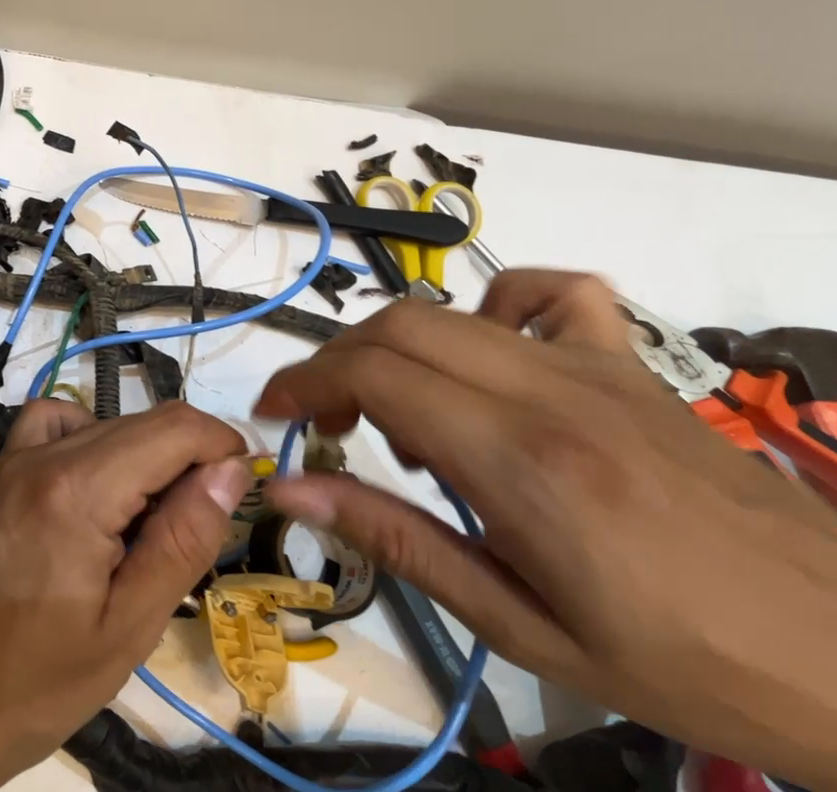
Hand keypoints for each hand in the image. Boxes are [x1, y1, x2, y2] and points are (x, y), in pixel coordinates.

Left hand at [0, 400, 251, 791]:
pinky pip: (49, 430)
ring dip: (138, 450)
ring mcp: (9, 462)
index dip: (222, 446)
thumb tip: (229, 469)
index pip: (172, 428)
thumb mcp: (132, 622)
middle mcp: (37, 457)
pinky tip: (97, 495)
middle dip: (186, 456)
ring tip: (149, 515)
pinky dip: (85, 441)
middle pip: (136, 422)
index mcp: (75, 489)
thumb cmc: (45, 676)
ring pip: (95, 419)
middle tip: (201, 523)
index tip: (242, 489)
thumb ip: (183, 537)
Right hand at [255, 270, 836, 786]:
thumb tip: (292, 489)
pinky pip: (557, 295)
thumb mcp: (522, 626)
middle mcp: (554, 396)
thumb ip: (397, 541)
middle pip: (400, 327)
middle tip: (329, 427)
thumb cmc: (685, 664)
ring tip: (403, 418)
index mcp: (521, 463)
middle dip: (335, 364)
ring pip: (455, 313)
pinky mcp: (639, 373)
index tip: (275, 418)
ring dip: (395, 348)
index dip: (303, 383)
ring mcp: (603, 373)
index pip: (373, 373)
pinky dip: (498, 307)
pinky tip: (493, 357)